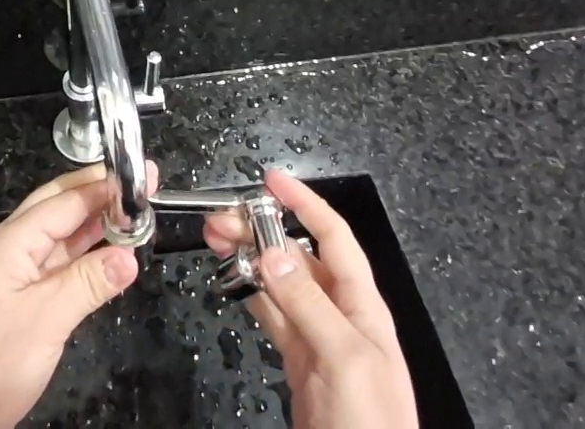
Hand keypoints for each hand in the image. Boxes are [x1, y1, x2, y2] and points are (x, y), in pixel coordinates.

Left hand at [0, 163, 156, 428]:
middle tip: (141, 180)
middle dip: (100, 190)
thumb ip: (89, 283)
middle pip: (62, 204)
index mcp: (12, 240)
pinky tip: (114, 248)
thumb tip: (130, 256)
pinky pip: (63, 257)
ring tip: (135, 207)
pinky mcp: (26, 291)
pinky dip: (89, 249)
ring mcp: (19, 268)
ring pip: (64, 230)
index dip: (103, 187)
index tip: (140, 175)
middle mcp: (15, 244)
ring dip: (98, 218)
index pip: (65, 201)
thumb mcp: (45, 319)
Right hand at [205, 170, 418, 428]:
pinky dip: (250, 293)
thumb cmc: (369, 423)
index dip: (305, 204)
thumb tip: (271, 253)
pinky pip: (272, 314)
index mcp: (361, 305)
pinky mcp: (298, 361)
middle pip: (298, 256)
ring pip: (280, 282)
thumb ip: (309, 305)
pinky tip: (230, 280)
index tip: (271, 180)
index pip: (334, 238)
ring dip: (249, 257)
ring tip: (215, 241)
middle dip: (261, 231)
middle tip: (219, 220)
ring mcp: (318, 337)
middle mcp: (340, 313)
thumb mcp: (345, 360)